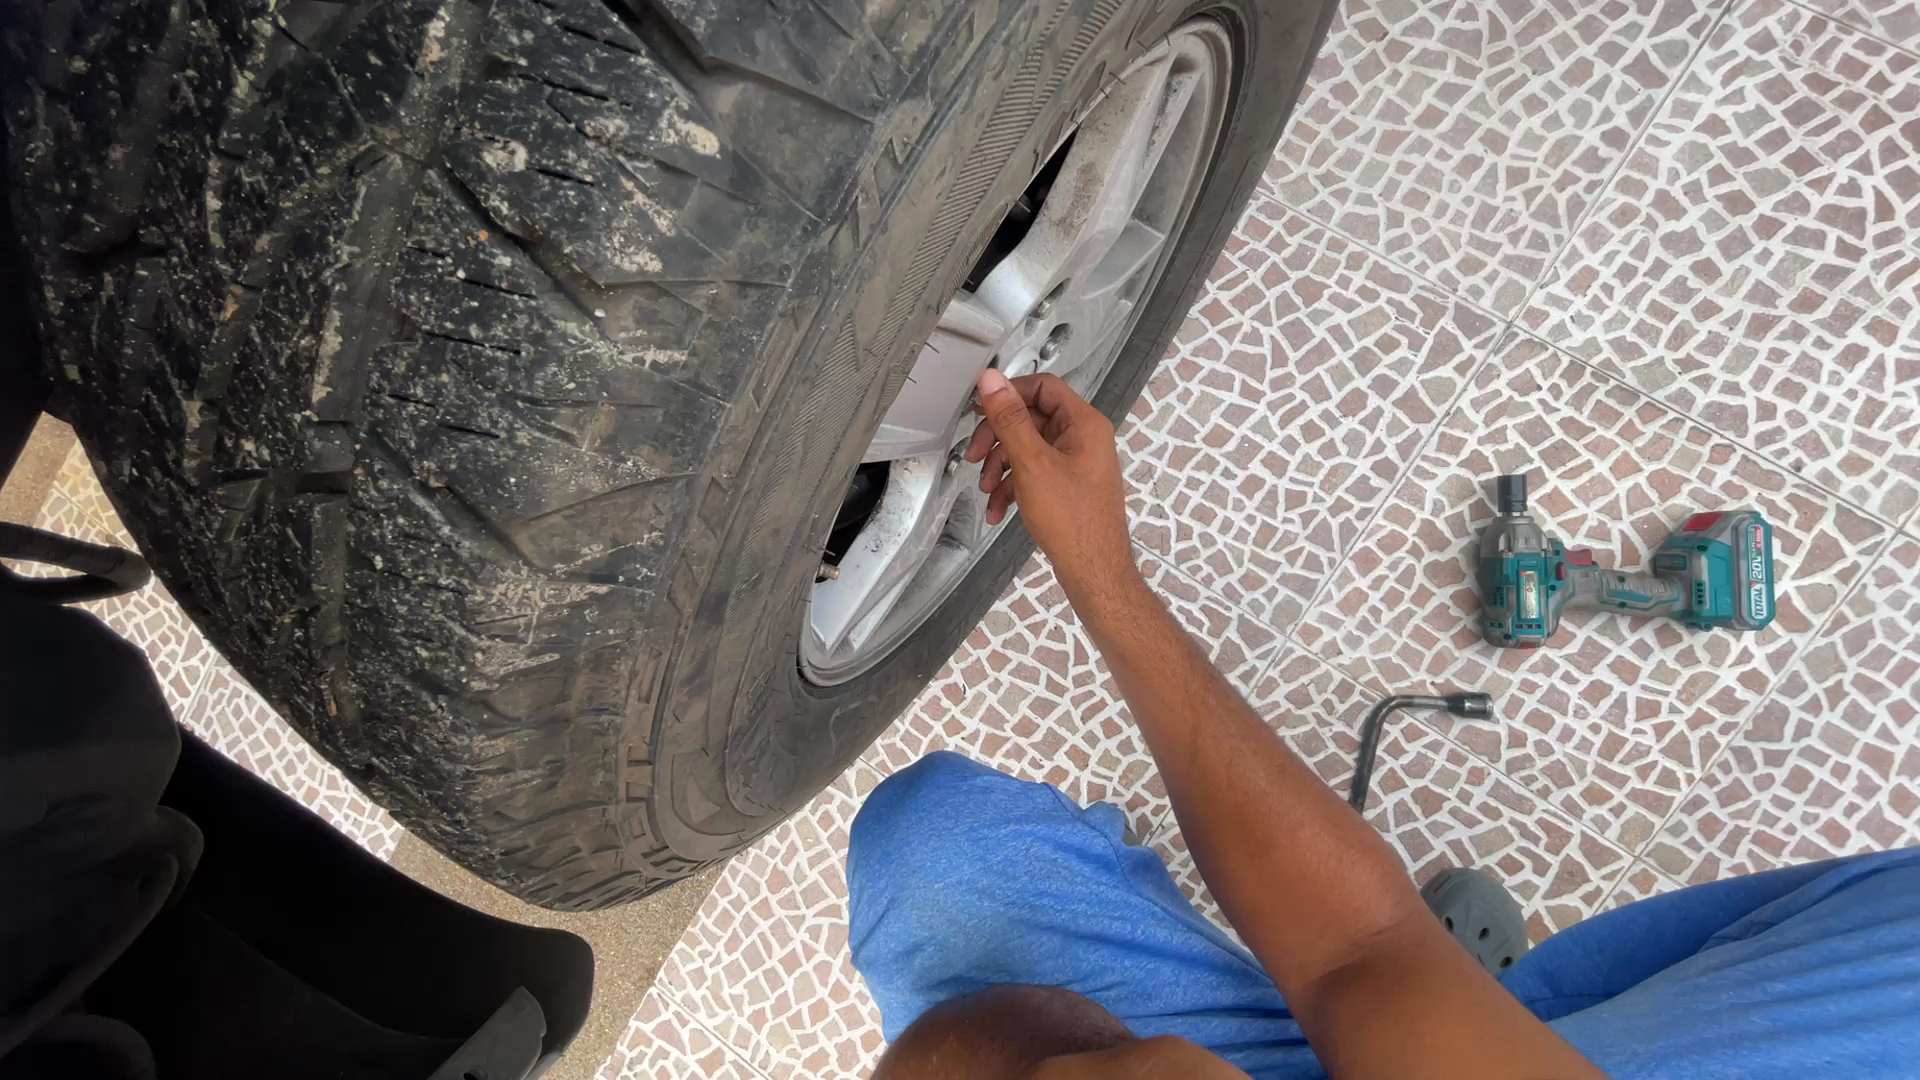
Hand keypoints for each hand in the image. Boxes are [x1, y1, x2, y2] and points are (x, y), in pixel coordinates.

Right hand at [964, 369, 1137, 598]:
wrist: (1093, 570)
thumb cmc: (1072, 519)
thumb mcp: (1032, 463)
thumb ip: (1010, 419)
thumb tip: (991, 380)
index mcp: (1083, 424)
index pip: (1042, 388)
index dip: (1009, 395)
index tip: (980, 411)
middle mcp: (1083, 439)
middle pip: (1030, 420)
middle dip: (998, 440)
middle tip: (973, 456)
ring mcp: (1076, 464)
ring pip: (1027, 450)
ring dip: (1000, 468)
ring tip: (985, 491)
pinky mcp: (1067, 487)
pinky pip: (1033, 475)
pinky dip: (1012, 489)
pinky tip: (997, 510)